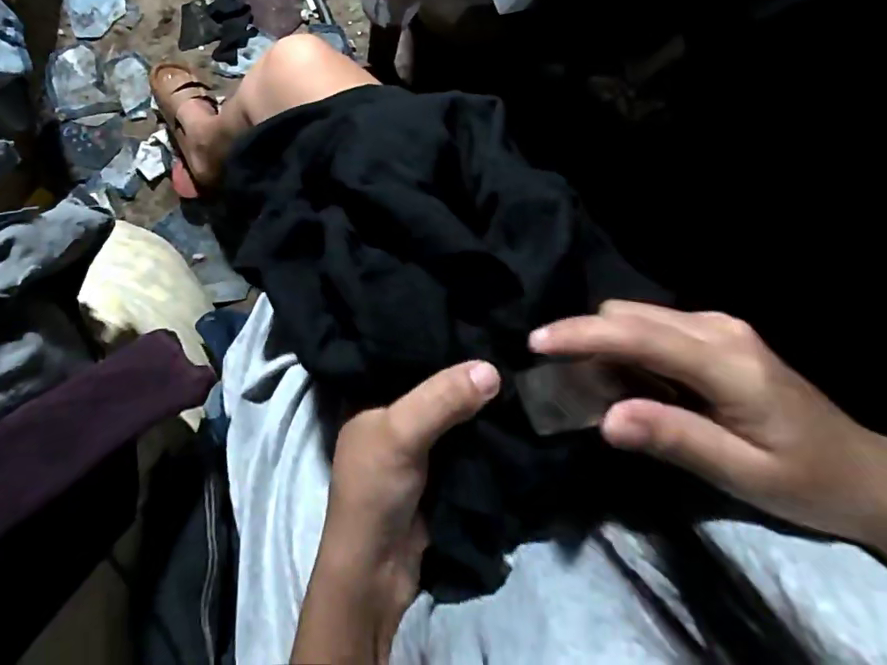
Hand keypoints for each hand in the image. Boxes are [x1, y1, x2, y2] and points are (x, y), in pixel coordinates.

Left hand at [292, 360, 500, 664]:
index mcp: (368, 394)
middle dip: (464, 365)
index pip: (402, 350)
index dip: (433, 332)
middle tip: (506, 334)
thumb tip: (492, 368)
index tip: (472, 310)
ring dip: (479, 397)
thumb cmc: (374, 491)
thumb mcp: (400, 434)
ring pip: (452, 408)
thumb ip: (441, 400)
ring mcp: (416, 442)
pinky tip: (513, 405)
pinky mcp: (439, 468)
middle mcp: (391, 411)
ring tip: (518, 361)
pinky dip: (485, 427)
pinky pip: (466, 438)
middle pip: (432, 380)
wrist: (377, 575)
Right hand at [529, 301, 886, 547]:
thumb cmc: (809, 482)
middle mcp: (718, 327)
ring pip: (639, 317)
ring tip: (595, 391)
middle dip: (587, 340)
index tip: (536, 342)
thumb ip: (675, 438)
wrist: (869, 473)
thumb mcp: (743, 473)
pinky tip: (632, 384)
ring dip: (606, 344)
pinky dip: (629, 348)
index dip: (582, 335)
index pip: (638, 335)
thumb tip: (605, 420)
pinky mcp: (718, 334)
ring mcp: (720, 326)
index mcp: (726, 361)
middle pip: (630, 315)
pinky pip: (655, 328)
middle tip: (564, 386)